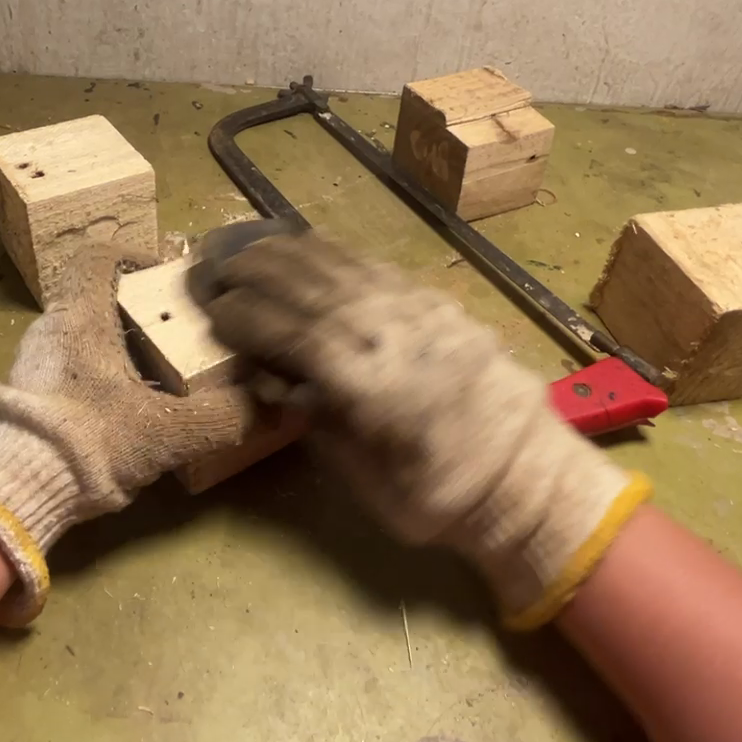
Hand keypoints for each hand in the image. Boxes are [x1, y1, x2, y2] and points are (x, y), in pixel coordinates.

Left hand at [0, 241, 252, 624]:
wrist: (16, 491)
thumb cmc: (90, 440)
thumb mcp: (168, 430)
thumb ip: (223, 417)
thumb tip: (268, 408)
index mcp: (81, 317)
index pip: (96, 258)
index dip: (130, 255)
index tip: (161, 275)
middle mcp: (50, 329)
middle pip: (92, 297)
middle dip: (131, 309)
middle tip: (168, 333)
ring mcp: (30, 362)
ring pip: (77, 334)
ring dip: (110, 344)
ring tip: (148, 374)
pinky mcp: (20, 396)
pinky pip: (62, 368)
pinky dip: (90, 376)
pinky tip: (113, 411)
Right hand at [200, 232, 651, 628]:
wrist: (528, 473)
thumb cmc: (444, 496)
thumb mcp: (372, 486)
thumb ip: (323, 428)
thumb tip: (281, 383)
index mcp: (370, 383)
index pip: (293, 334)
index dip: (246, 317)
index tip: (213, 309)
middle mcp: (389, 332)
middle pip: (310, 287)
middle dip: (256, 272)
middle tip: (217, 265)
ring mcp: (416, 309)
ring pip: (341, 267)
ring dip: (290, 253)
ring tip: (251, 245)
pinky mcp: (435, 301)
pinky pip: (373, 265)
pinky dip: (333, 253)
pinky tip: (310, 248)